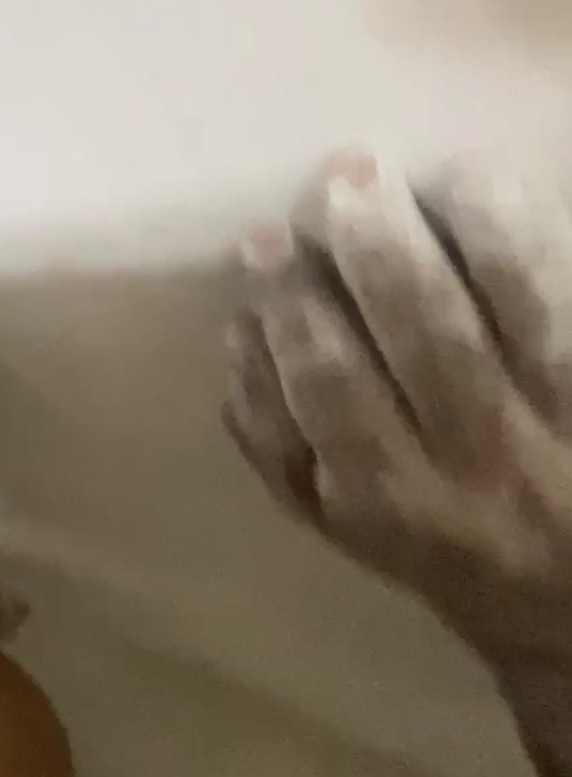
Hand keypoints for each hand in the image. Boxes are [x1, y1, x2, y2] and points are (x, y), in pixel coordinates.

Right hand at [225, 150, 571, 652]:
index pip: (329, 387)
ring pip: (521, 320)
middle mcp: (478, 460)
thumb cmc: (412, 542)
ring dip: (468, 237)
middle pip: (427, 343)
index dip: (295, 309)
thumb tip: (238, 330)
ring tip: (421, 171)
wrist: (570, 604)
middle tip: (339, 181)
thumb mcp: (315, 510)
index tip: (265, 240)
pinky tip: (491, 189)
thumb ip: (265, 429)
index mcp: (384, 491)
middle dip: (375, 256)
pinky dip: (533, 249)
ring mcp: (560, 425)